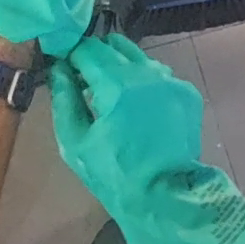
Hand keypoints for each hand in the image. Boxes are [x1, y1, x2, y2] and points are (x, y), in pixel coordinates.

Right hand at [46, 34, 203, 205]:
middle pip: (113, 45)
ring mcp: (171, 81)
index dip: (71, 55)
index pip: (87, 48)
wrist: (166, 198)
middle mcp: (148, 73)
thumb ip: (64, 99)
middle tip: (85, 82)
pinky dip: (143, 81)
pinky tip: (138, 106)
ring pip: (138, 56)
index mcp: (118, 84)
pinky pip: (158, 73)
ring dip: (120, 66)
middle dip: (95, 58)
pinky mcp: (186, 92)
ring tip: (112, 95)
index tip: (64, 69)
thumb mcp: (76, 142)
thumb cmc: (114, 174)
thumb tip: (58, 69)